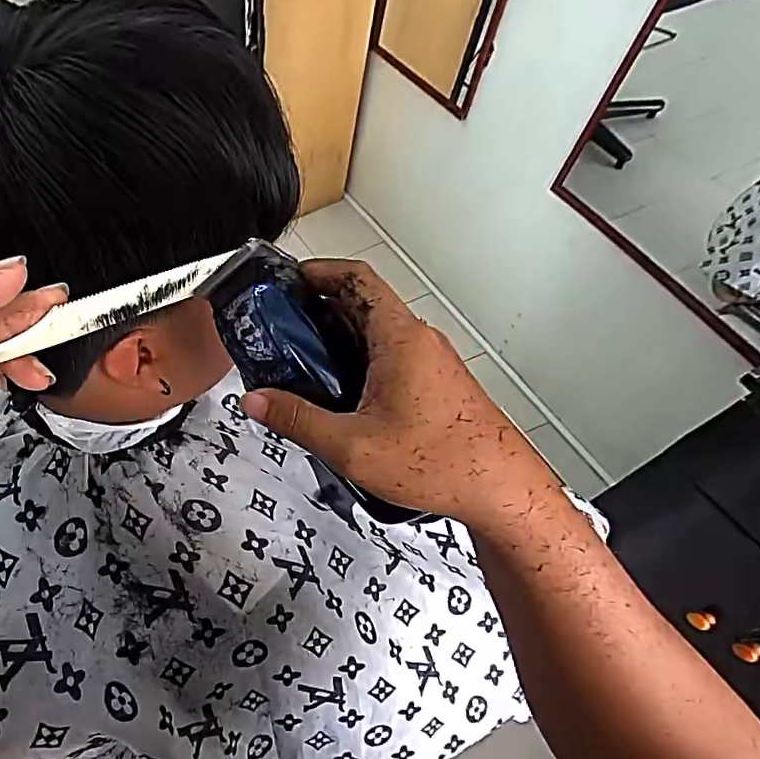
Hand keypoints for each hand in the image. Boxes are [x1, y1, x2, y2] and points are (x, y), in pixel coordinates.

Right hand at [239, 259, 557, 530]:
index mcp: (400, 340)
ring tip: (307, 365)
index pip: (357, 278)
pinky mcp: (434, 384)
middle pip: (362, 304)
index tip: (293, 278)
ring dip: (339, 339)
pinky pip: (390, 357)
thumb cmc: (447, 462)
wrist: (498, 486)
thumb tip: (261, 402)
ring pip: (376, 333)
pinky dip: (360, 362)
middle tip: (286, 327)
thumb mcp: (351, 445)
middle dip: (319, 310)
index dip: (319, 271)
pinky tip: (343, 398)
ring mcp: (429, 362)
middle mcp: (419, 342)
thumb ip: (297, 420)